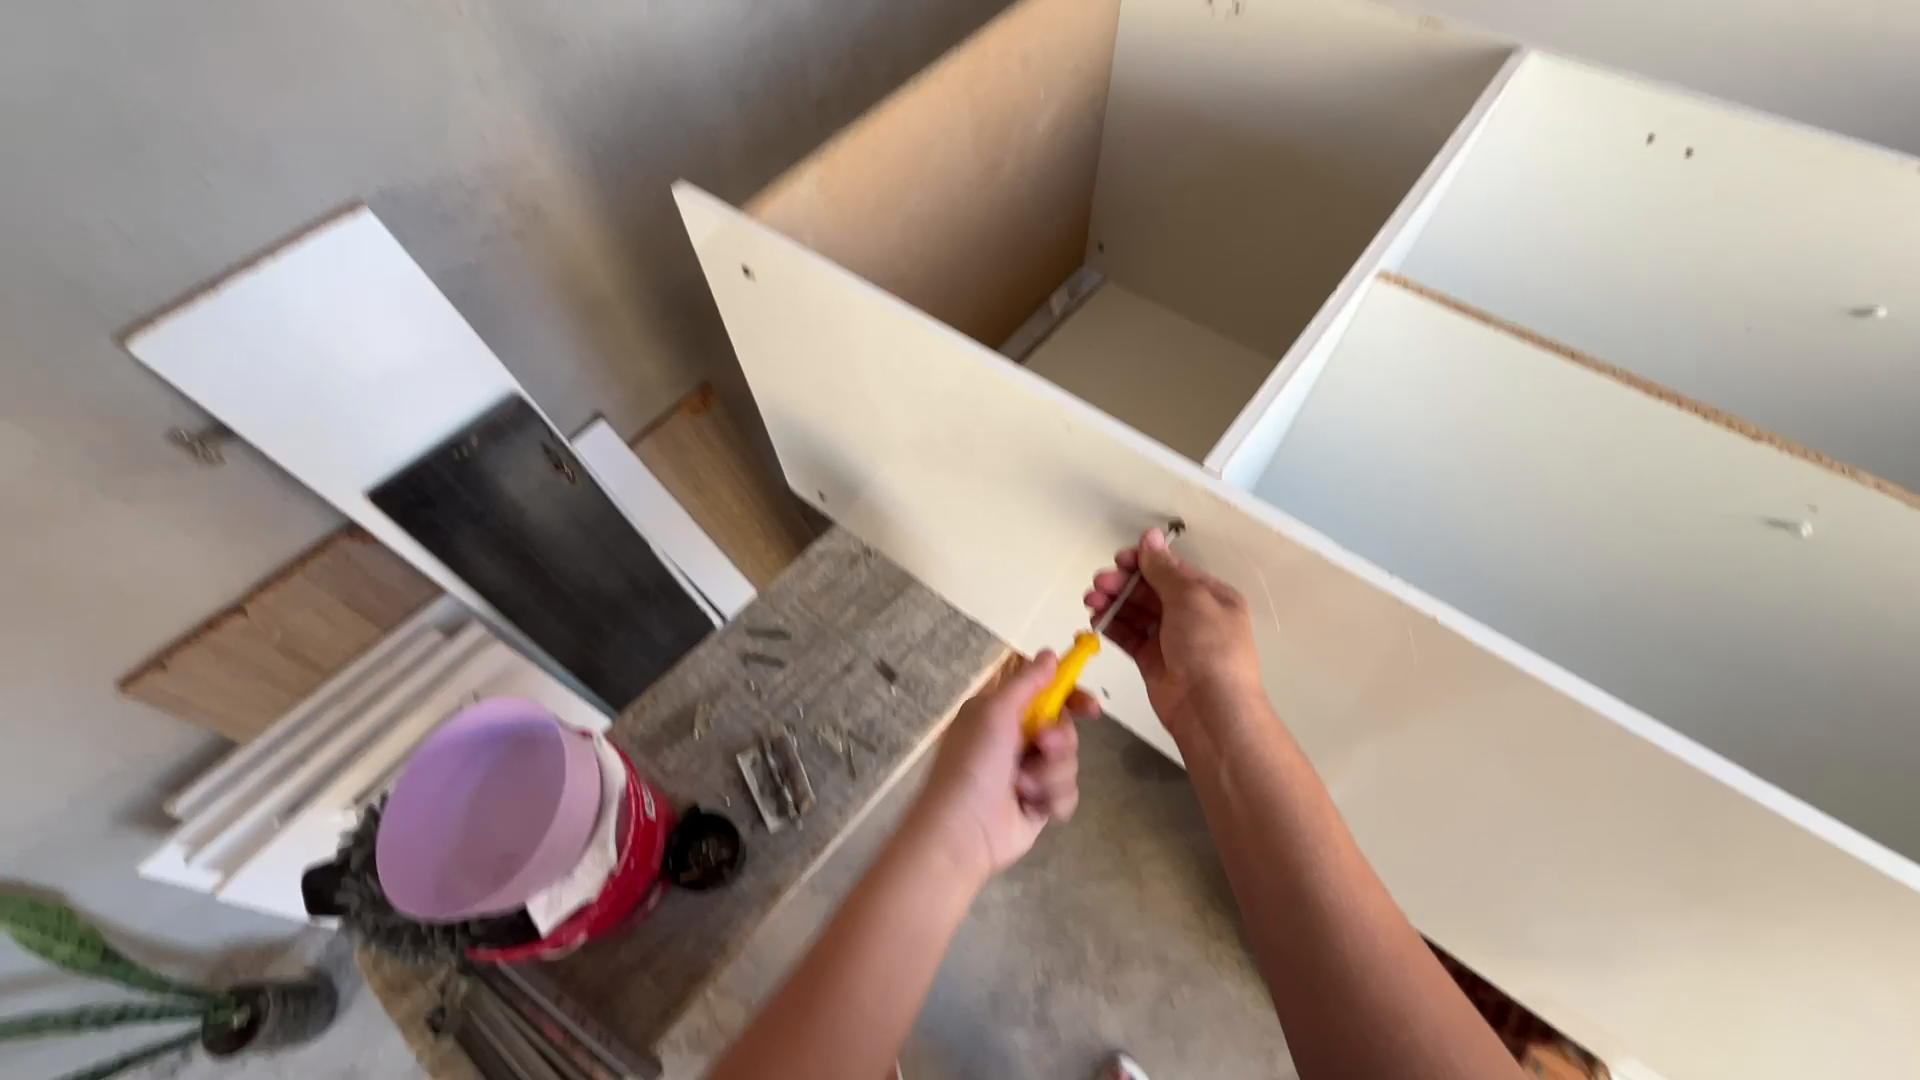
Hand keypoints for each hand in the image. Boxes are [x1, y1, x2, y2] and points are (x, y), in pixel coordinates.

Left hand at [911, 652, 1090, 882]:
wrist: (963, 831)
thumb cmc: (974, 762)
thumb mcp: (995, 711)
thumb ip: (1027, 681)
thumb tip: (1048, 653)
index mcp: (998, 710)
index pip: (1043, 690)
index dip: (1069, 694)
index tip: (1089, 707)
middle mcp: (1014, 737)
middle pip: (1063, 726)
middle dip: (1059, 740)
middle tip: (1044, 746)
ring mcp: (1028, 771)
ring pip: (1068, 760)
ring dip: (1051, 773)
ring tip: (1025, 786)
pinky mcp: (1039, 802)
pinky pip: (1067, 791)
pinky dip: (1052, 798)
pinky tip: (1033, 806)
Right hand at [1084, 527, 1262, 735]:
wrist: (1211, 709)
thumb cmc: (1209, 647)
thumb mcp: (1190, 599)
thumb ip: (1163, 569)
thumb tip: (1150, 536)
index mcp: (1210, 596)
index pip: (1172, 570)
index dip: (1144, 562)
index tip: (1119, 560)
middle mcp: (1191, 614)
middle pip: (1150, 590)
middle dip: (1123, 583)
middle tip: (1100, 583)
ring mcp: (1170, 638)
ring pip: (1136, 612)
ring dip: (1113, 602)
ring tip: (1092, 600)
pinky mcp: (1152, 660)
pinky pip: (1129, 636)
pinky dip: (1112, 625)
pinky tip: (1096, 618)